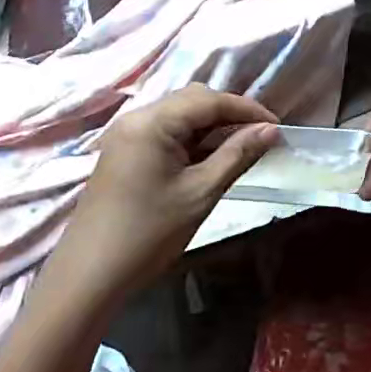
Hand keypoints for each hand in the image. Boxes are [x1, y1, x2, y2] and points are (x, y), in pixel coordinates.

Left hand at [0, 85, 277, 371]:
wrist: (92, 271)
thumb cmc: (150, 232)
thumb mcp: (201, 192)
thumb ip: (237, 155)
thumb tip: (270, 130)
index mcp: (152, 121)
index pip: (209, 99)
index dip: (247, 109)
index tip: (278, 127)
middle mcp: (136, 118)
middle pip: (192, 101)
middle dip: (228, 115)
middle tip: (260, 139)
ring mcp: (126, 135)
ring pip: (178, 117)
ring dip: (210, 128)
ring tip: (241, 150)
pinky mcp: (123, 153)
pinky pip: (164, 133)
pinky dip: (190, 141)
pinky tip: (209, 159)